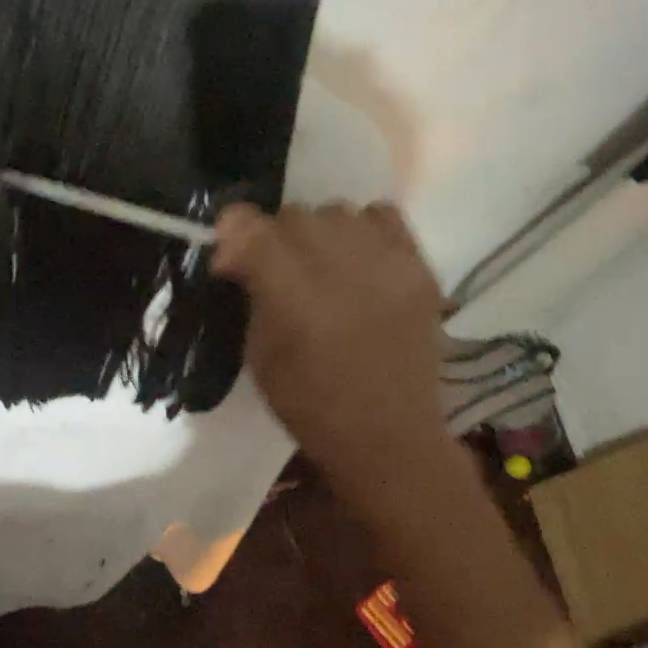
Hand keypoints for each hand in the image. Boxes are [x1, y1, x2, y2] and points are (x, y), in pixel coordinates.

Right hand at [212, 204, 448, 466]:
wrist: (388, 436)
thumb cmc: (309, 405)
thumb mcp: (259, 355)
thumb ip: (252, 296)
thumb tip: (238, 253)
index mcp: (297, 302)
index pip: (254, 231)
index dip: (233, 232)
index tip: (227, 257)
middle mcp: (344, 272)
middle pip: (294, 215)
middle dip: (273, 237)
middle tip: (273, 270)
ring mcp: (389, 266)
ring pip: (336, 211)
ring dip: (315, 233)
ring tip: (317, 266)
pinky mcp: (420, 268)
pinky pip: (382, 215)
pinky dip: (360, 229)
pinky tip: (355, 259)